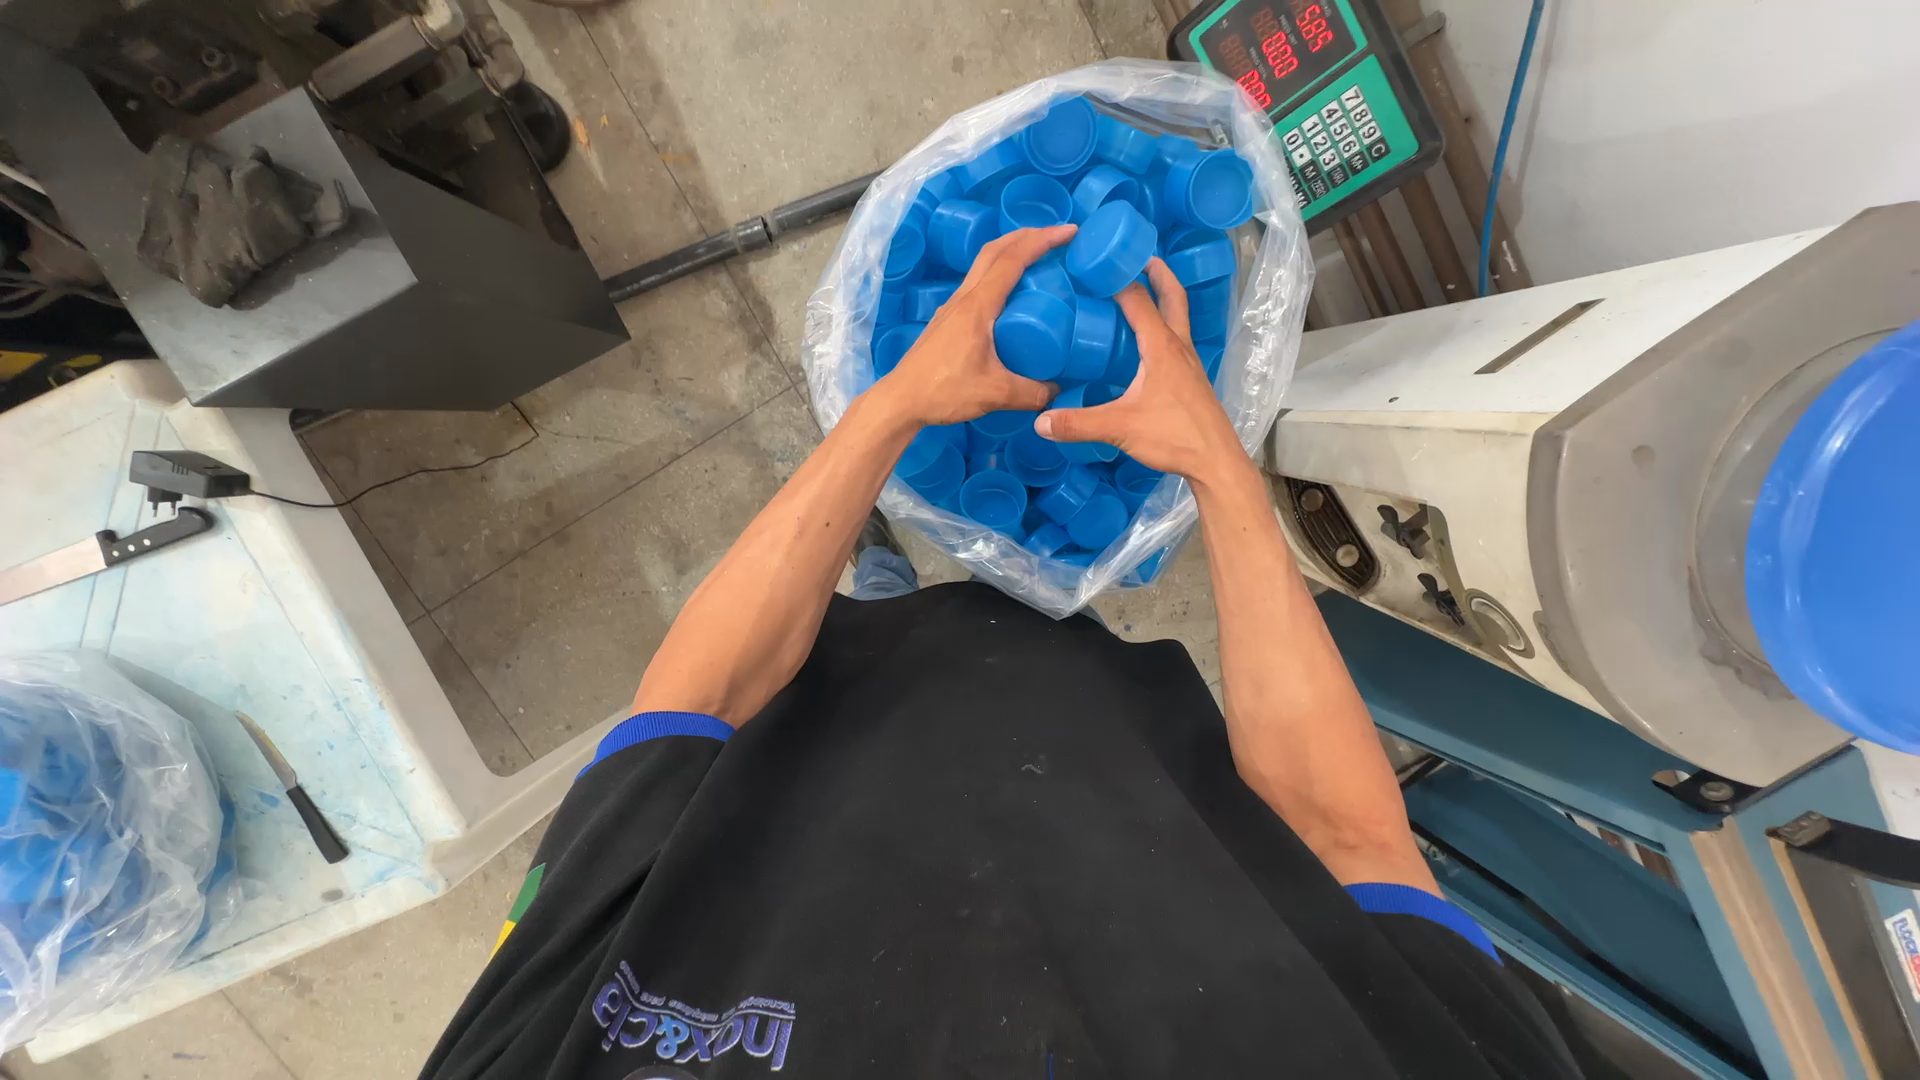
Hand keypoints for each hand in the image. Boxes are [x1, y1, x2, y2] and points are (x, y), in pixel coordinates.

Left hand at [874, 225, 1073, 425]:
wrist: (901, 401)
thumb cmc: (944, 391)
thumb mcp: (996, 394)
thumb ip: (1032, 393)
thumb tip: (1058, 391)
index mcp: (977, 306)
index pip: (1012, 259)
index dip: (1042, 240)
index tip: (1069, 232)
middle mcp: (963, 298)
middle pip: (994, 251)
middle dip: (1026, 236)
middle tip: (1055, 238)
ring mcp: (952, 308)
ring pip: (982, 266)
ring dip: (1009, 253)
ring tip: (1035, 261)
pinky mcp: (946, 321)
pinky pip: (976, 285)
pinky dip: (997, 276)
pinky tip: (1008, 297)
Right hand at [1034, 258, 1247, 486]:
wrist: (1215, 461)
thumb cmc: (1173, 436)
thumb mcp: (1119, 428)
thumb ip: (1078, 423)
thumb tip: (1039, 422)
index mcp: (1161, 347)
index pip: (1138, 300)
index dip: (1119, 278)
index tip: (1097, 263)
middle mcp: (1178, 347)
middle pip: (1173, 297)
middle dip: (1157, 273)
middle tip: (1138, 257)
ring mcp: (1188, 364)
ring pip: (1177, 319)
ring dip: (1162, 300)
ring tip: (1139, 295)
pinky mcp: (1191, 381)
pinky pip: (1175, 342)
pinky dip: (1162, 330)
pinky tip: (1146, 345)